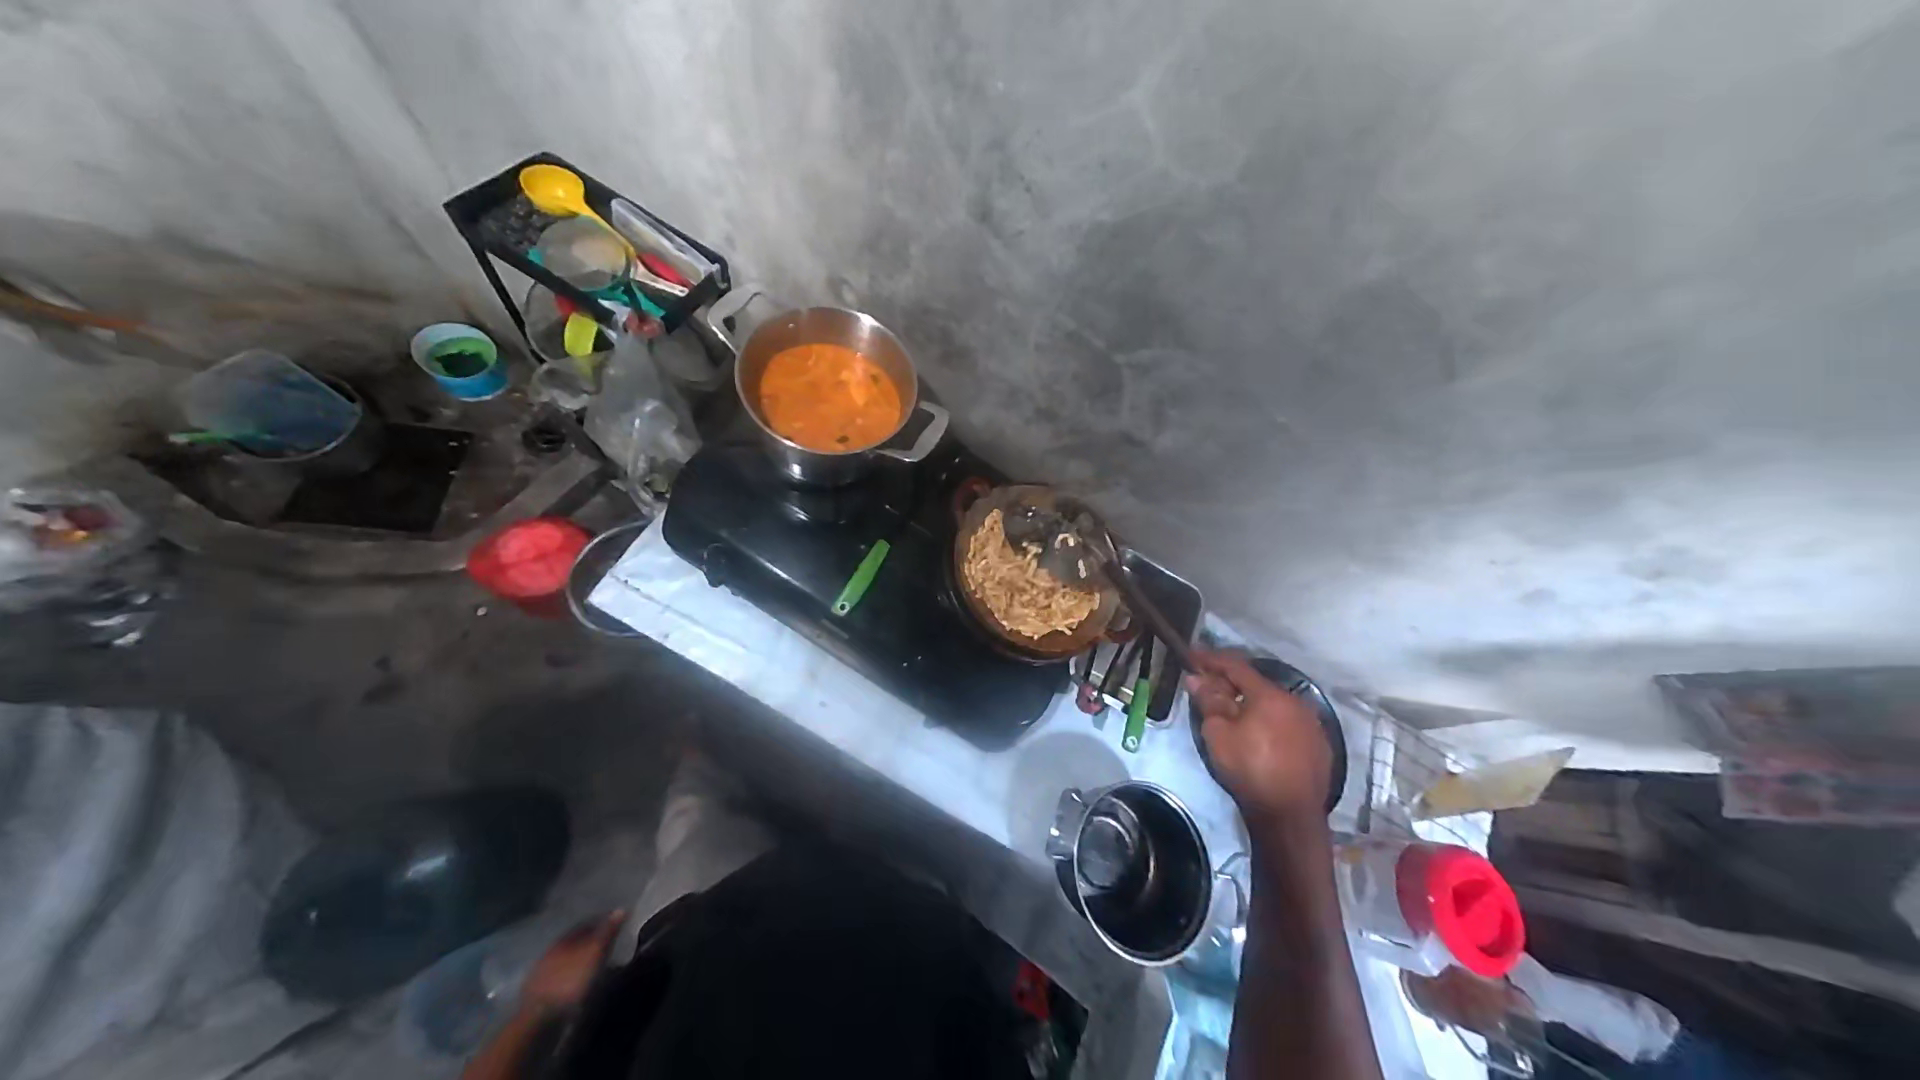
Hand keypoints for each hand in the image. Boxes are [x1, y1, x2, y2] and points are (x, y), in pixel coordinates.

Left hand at [521, 911, 623, 1013]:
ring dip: (584, 962)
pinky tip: (584, 984)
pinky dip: (576, 978)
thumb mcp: (594, 953)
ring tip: (601, 966)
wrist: (538, 1021)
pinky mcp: (540, 995)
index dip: (604, 922)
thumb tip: (620, 909)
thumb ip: (607, 932)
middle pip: (577, 942)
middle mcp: (551, 952)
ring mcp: (543, 974)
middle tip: (613, 944)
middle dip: (594, 942)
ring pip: (570, 961)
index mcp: (564, 938)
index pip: (587, 923)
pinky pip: (564, 979)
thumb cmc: (570, 981)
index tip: (620, 924)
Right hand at [1186, 649, 1331, 824]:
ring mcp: (1311, 724)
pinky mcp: (1319, 745)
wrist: (1289, 815)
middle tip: (1208, 685)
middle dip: (1230, 682)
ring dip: (1252, 702)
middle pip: (1257, 684)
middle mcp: (1296, 702)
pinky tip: (1259, 734)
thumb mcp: (1218, 734)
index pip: (1236, 666)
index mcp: (1270, 695)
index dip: (1211, 659)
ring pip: (1275, 703)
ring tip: (1232, 710)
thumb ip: (1209, 701)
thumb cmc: (1249, 769)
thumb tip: (1197, 679)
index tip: (1192, 655)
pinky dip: (1270, 720)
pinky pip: (1288, 722)